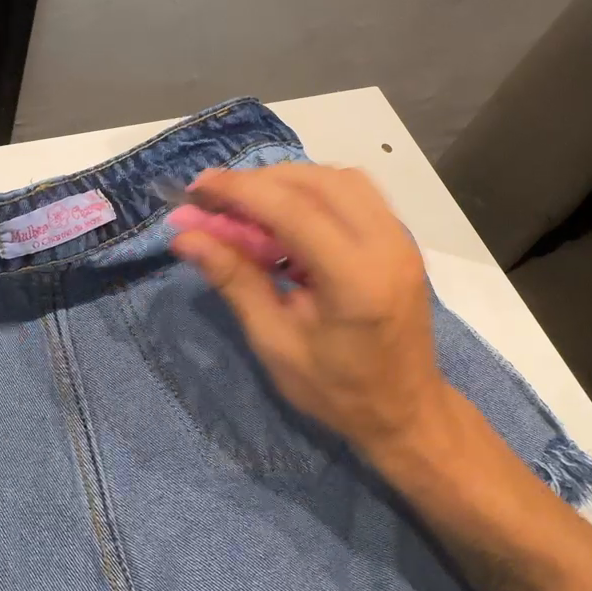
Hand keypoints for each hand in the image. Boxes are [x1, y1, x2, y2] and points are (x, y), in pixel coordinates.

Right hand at [170, 164, 452, 460]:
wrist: (405, 412)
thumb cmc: (336, 389)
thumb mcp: (274, 342)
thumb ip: (234, 279)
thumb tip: (186, 236)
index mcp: (355, 280)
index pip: (292, 209)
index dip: (240, 191)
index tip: (196, 190)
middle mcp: (386, 246)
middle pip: (315, 182)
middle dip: (258, 181)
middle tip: (215, 200)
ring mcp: (400, 238)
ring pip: (336, 177)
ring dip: (286, 181)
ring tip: (247, 206)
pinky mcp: (400, 238)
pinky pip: (353, 191)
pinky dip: (312, 190)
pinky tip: (284, 215)